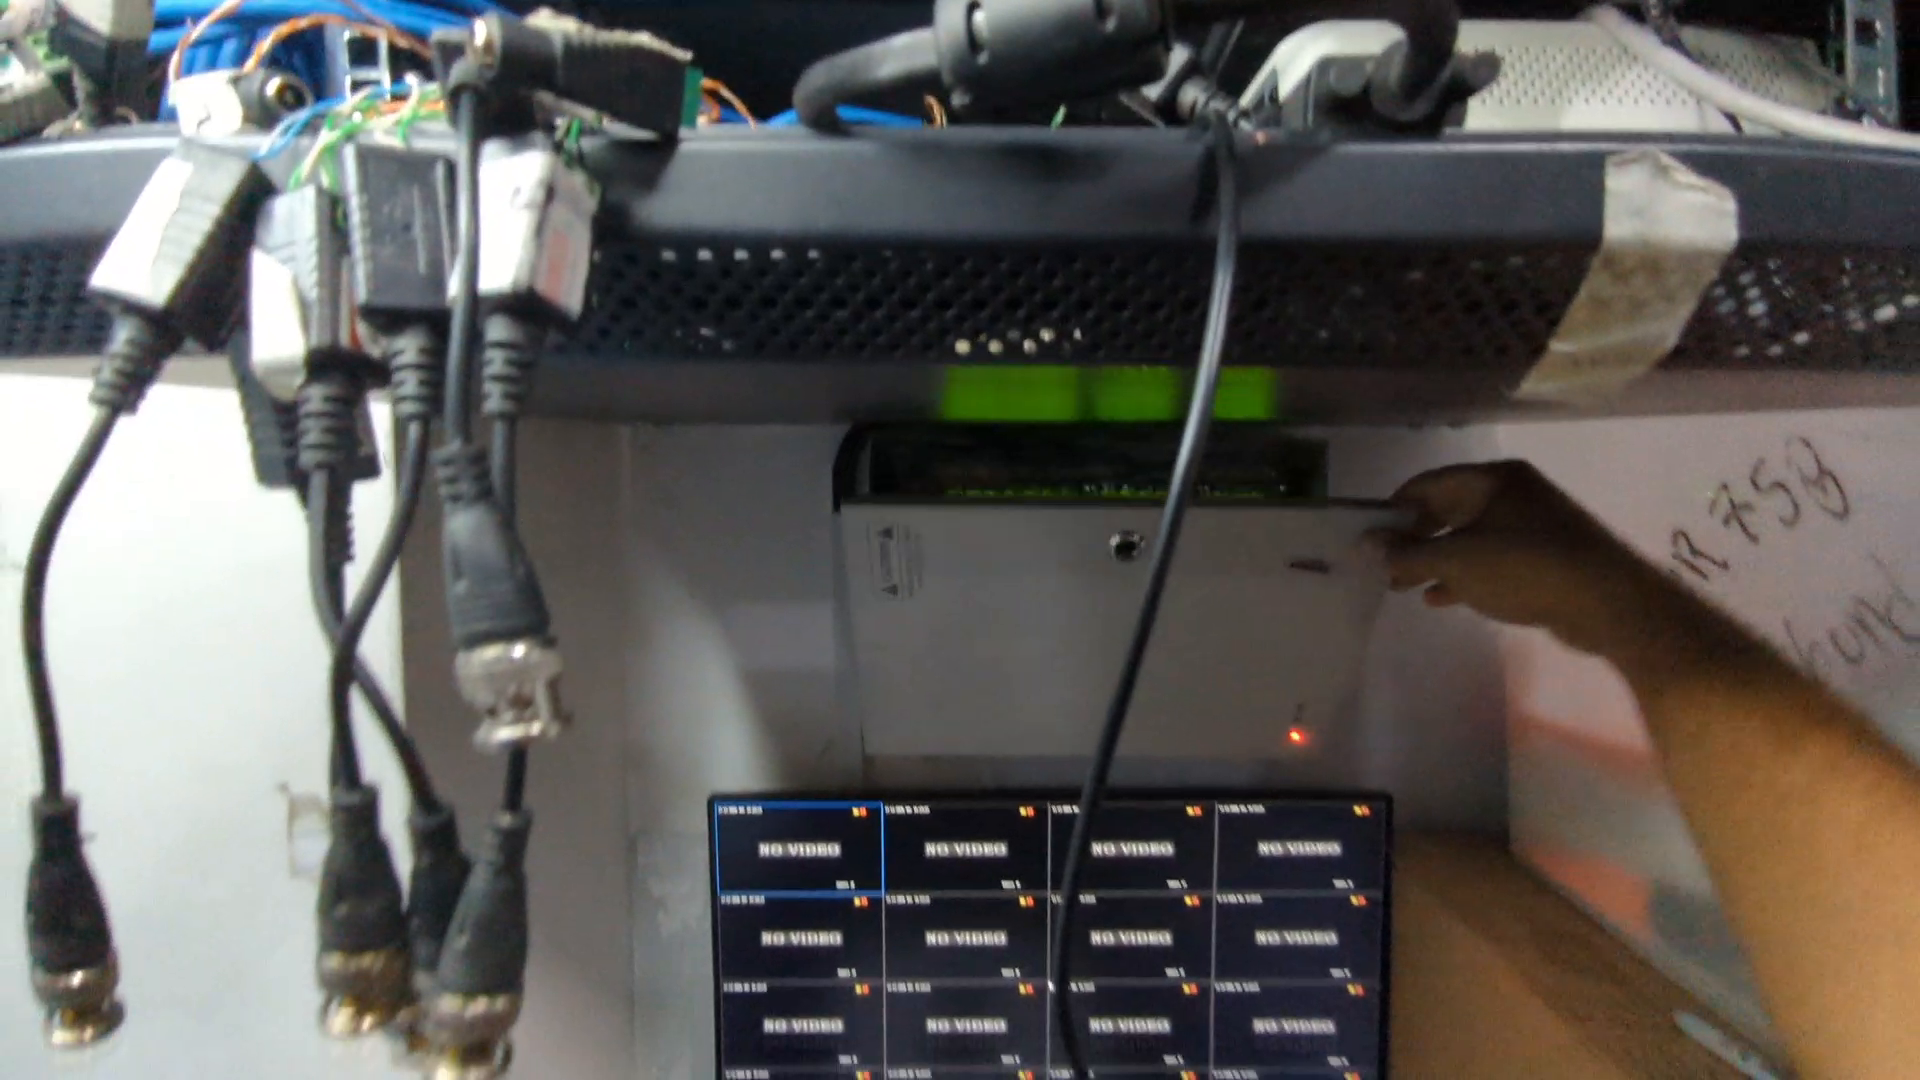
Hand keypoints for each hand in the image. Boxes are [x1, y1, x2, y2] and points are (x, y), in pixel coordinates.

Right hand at [1374, 461, 1674, 659]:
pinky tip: (1438, 597)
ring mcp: (1529, 525)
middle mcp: (1510, 494)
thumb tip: (1364, 544)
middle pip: (1443, 511)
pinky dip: (1461, 575)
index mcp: (1491, 480)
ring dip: (1432, 561)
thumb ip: (1404, 552)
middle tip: (1383, 566)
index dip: (1391, 511)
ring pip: (1465, 538)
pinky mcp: (1541, 556)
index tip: (1369, 539)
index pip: (1424, 485)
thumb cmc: (1524, 567)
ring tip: (1402, 586)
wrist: (1611, 605)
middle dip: (1410, 540)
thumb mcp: (1454, 560)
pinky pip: (1488, 559)